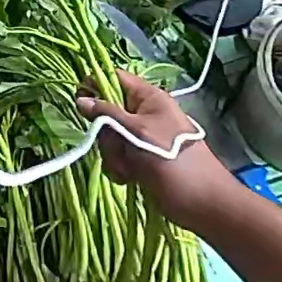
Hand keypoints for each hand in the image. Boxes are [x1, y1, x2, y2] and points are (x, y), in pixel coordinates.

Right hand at [77, 71, 238, 228]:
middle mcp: (143, 114)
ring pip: (109, 138)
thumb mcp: (137, 132)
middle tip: (118, 147)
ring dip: (113, 155)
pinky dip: (119, 168)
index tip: (80, 102)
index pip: (113, 78)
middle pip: (106, 112)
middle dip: (106, 134)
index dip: (94, 85)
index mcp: (148, 98)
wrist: (202, 204)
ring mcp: (141, 137)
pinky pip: (117, 157)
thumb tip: (80, 100)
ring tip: (129, 169)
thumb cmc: (173, 162)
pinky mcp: (139, 159)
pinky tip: (130, 179)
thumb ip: (107, 114)